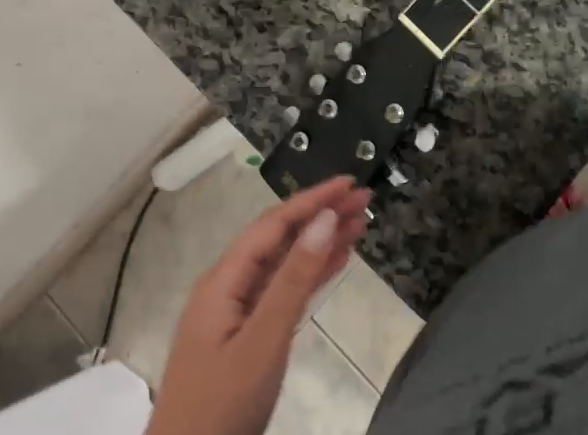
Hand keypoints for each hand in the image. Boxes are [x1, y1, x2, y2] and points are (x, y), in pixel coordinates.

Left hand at [144, 176, 372, 434]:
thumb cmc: (222, 404)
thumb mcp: (263, 340)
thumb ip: (294, 279)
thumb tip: (323, 219)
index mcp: (223, 281)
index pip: (274, 225)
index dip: (312, 200)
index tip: (351, 183)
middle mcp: (228, 288)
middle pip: (280, 239)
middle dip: (321, 215)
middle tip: (365, 200)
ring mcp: (236, 313)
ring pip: (285, 263)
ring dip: (321, 241)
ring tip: (360, 223)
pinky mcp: (246, 335)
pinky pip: (283, 290)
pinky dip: (311, 273)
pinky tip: (336, 262)